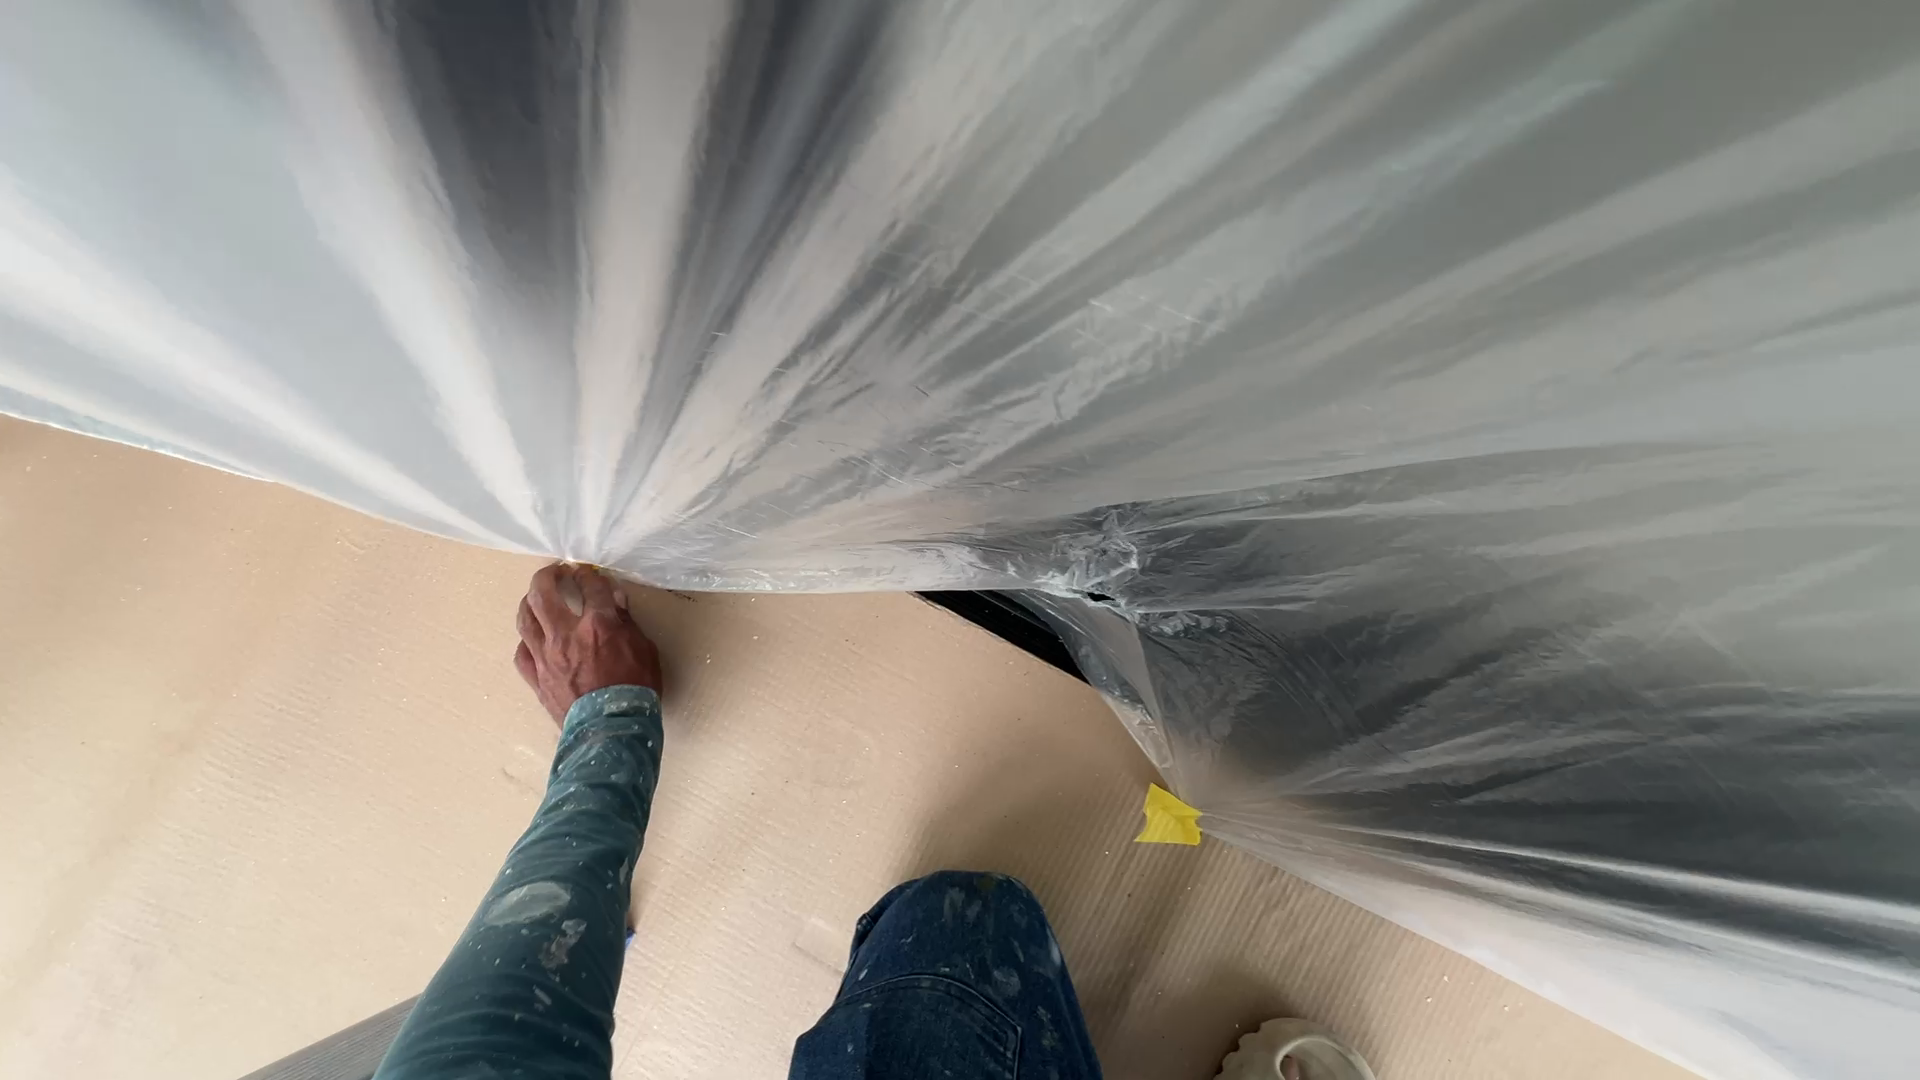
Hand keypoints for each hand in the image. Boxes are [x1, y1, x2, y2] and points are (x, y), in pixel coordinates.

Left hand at [514, 562, 662, 726]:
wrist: (611, 728)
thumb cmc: (637, 688)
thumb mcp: (645, 649)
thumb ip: (626, 622)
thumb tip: (614, 600)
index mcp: (598, 625)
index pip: (590, 586)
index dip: (589, 575)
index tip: (588, 572)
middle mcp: (566, 634)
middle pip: (544, 593)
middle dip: (548, 576)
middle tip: (555, 572)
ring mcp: (546, 656)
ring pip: (526, 619)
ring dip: (530, 602)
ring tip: (538, 597)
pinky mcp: (536, 677)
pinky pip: (522, 652)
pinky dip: (528, 640)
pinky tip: (534, 638)